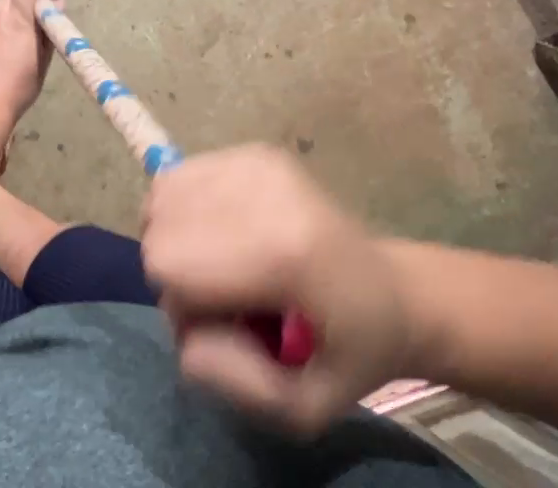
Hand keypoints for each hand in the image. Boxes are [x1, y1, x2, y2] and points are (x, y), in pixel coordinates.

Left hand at [0, 0, 59, 123]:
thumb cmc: (20, 85)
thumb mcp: (43, 59)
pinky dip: (7, 18)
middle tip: (46, 8)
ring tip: (31, 26)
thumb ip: (48, 30)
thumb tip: (55, 8)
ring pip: (2, 2)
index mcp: (17, 20)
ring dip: (19, 4)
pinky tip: (13, 40)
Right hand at [141, 145, 414, 435]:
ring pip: (161, 195)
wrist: (398, 293)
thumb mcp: (302, 405)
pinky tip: (221, 230)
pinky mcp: (256, 151)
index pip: (167, 263)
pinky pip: (179, 177)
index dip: (180, 305)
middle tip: (218, 295)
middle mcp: (267, 193)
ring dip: (174, 234)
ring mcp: (259, 163)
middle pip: (159, 228)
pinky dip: (185, 207)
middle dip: (173, 269)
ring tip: (218, 260)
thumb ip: (231, 382)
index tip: (220, 324)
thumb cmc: (348, 351)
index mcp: (283, 254)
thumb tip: (186, 332)